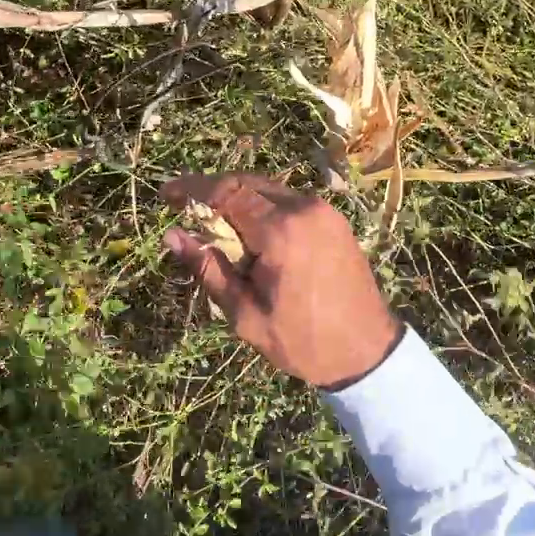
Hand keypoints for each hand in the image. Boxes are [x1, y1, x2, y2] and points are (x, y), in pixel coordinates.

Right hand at [162, 174, 402, 388]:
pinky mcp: (333, 218)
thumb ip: (208, 269)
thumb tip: (171, 235)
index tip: (166, 194)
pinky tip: (250, 231)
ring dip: (238, 198)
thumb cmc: (302, 341)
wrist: (368, 352)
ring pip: (268, 189)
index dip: (192, 189)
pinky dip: (262, 207)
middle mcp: (303, 208)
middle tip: (185, 208)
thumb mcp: (245, 314)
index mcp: (280, 231)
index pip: (227, 192)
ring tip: (214, 224)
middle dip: (212, 191)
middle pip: (246, 183)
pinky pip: (288, 200)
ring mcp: (322, 210)